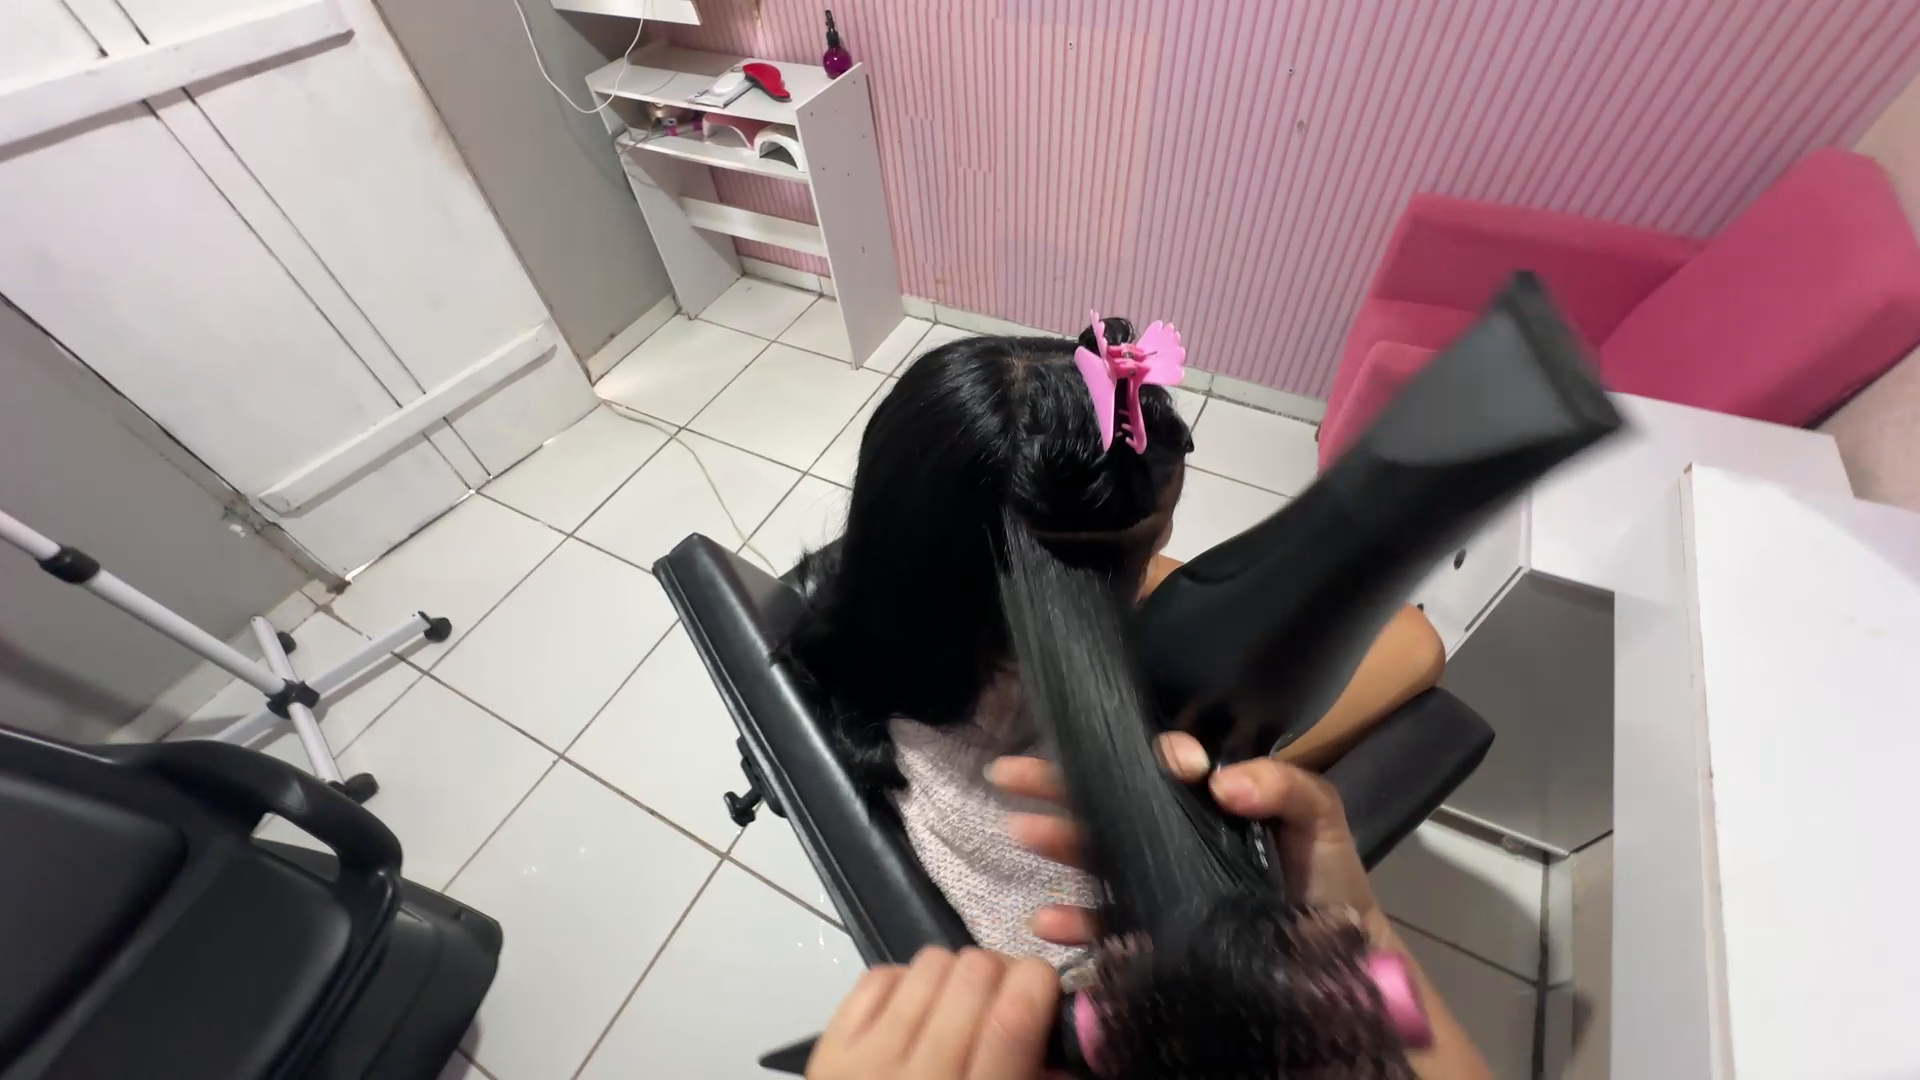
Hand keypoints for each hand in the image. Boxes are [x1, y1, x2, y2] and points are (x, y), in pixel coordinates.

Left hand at [807, 947, 1059, 1079]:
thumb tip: (1068, 1033)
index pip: (1012, 1019)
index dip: (1039, 983)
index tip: (1045, 988)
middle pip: (974, 974)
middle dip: (1001, 974)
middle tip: (1003, 998)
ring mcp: (865, 1061)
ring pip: (931, 962)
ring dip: (955, 975)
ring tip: (957, 1008)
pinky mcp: (830, 1048)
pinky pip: (881, 975)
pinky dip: (906, 983)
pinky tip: (914, 1014)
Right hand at [988, 733, 1379, 945]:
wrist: (1339, 968)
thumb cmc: (1327, 877)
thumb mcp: (1318, 816)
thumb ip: (1284, 784)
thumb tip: (1220, 781)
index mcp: (1198, 798)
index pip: (1157, 764)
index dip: (1144, 754)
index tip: (1161, 760)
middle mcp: (1169, 832)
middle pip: (1105, 800)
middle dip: (1054, 783)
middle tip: (1010, 771)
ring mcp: (1157, 881)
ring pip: (1094, 854)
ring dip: (1053, 841)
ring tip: (1019, 830)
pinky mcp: (1154, 934)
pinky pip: (1106, 924)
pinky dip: (1073, 920)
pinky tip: (1047, 918)